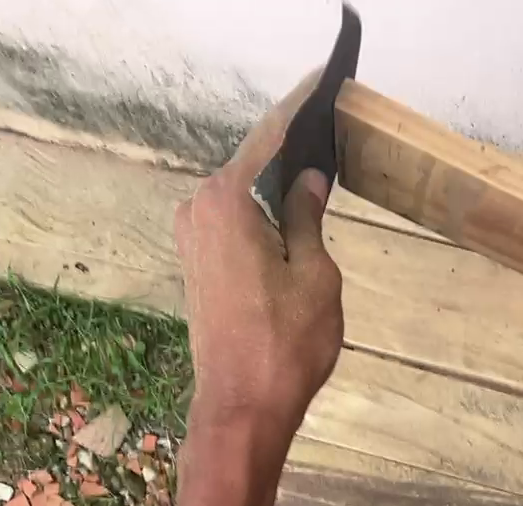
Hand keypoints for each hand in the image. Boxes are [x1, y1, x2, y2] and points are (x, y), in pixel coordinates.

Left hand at [173, 73, 343, 437]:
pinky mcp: (196, 266)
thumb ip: (310, 219)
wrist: (243, 408)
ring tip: (318, 184)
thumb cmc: (286, 345)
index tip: (325, 81)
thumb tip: (309, 179)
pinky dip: (262, 219)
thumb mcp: (317, 276)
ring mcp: (192, 239)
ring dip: (277, 192)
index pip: (271, 137)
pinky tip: (290, 222)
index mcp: (228, 199)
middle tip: (330, 140)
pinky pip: (235, 226)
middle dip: (290, 155)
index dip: (303, 110)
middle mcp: (198, 208)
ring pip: (244, 199)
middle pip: (253, 166)